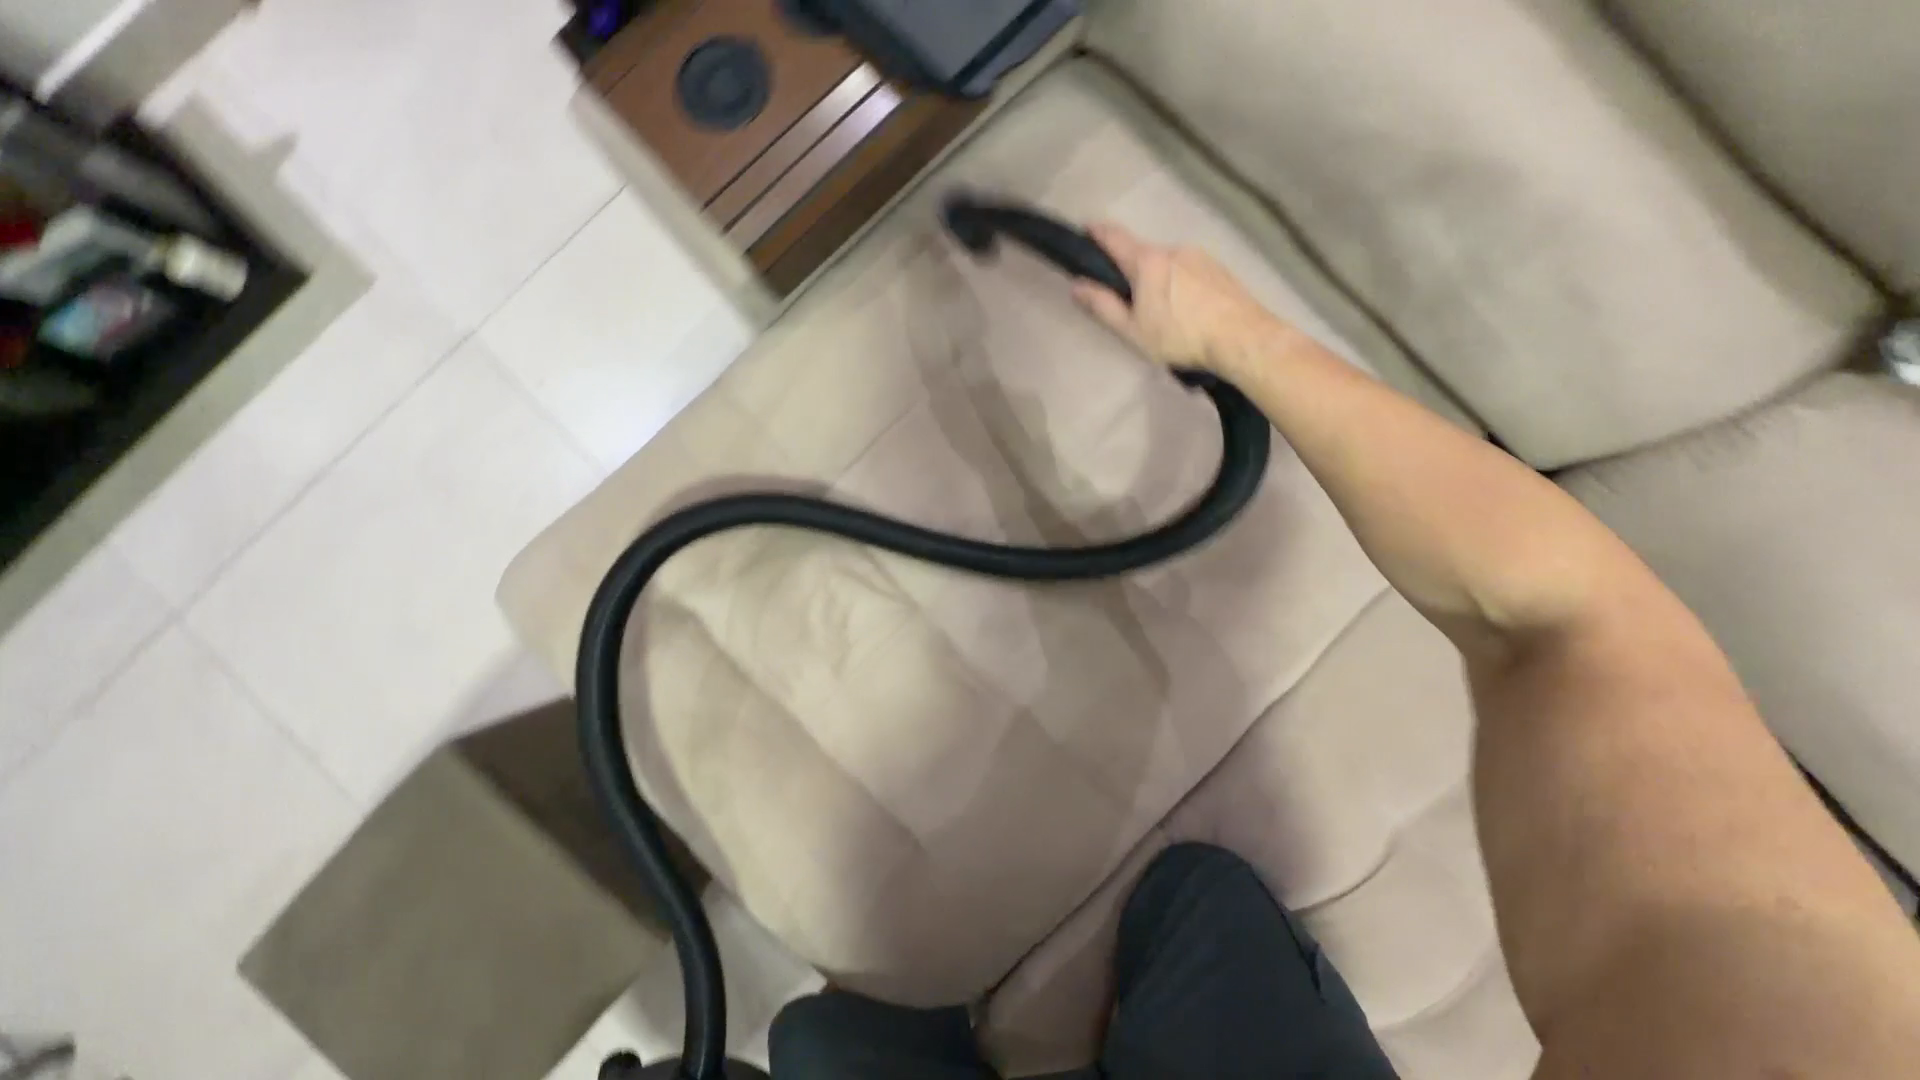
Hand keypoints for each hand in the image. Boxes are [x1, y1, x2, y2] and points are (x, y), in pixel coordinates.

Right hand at [1071, 223, 1278, 373]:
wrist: (1241, 338)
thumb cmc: (1180, 336)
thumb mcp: (1133, 330)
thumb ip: (1103, 306)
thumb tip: (1076, 285)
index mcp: (1147, 262)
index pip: (1115, 238)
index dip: (1098, 232)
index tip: (1086, 228)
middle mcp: (1173, 250)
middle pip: (1144, 255)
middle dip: (1134, 272)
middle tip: (1132, 302)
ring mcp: (1200, 258)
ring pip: (1169, 266)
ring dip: (1161, 282)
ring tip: (1166, 315)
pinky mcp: (1219, 270)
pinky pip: (1191, 273)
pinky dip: (1183, 287)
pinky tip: (1190, 313)